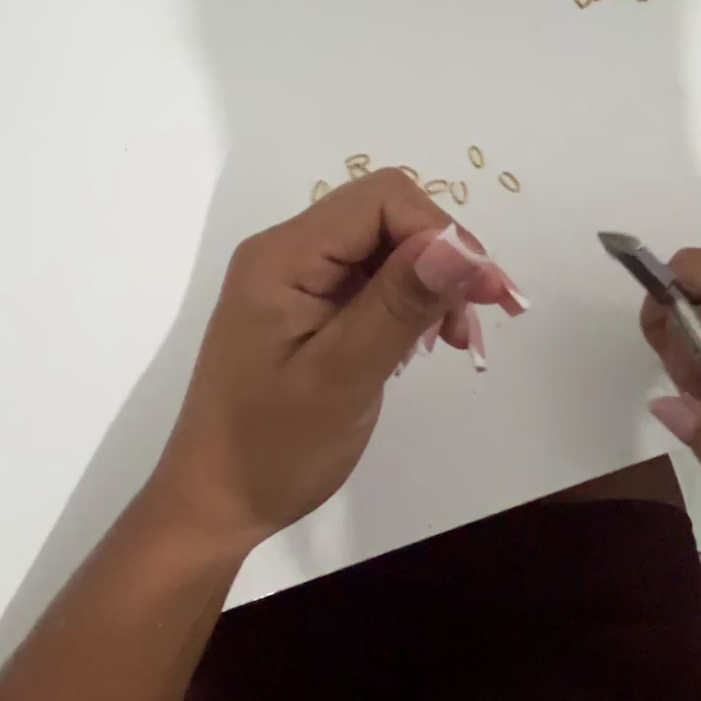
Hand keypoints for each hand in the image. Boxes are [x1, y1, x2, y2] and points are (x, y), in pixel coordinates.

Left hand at [145, 170, 526, 549]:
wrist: (216, 500)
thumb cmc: (271, 449)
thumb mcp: (341, 377)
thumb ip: (399, 305)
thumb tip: (460, 246)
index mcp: (283, 256)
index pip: (380, 200)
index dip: (440, 233)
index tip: (484, 293)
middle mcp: (287, 253)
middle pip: (385, 218)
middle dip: (441, 259)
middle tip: (470, 324)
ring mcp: (296, 280)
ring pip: (384, 249)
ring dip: (430, 284)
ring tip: (451, 340)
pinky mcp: (308, 307)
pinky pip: (371, 282)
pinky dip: (408, 304)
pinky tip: (422, 343)